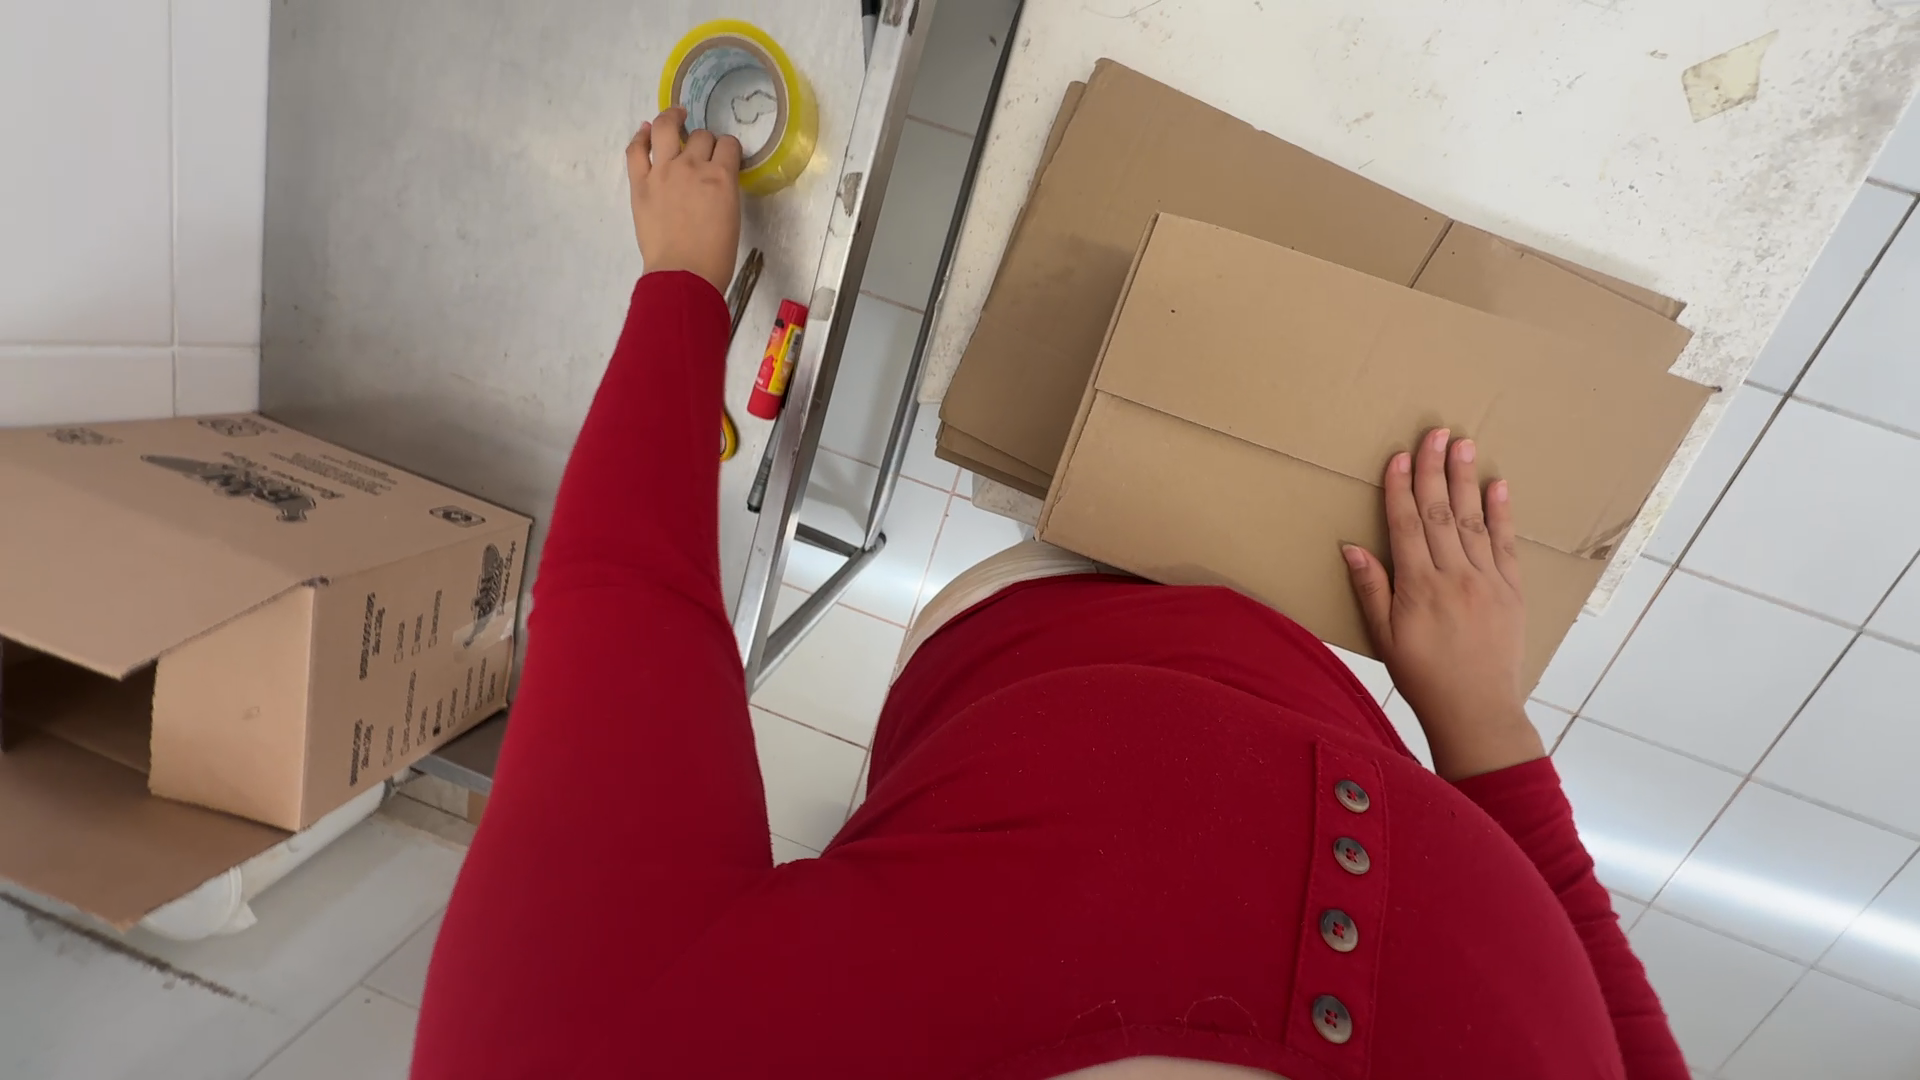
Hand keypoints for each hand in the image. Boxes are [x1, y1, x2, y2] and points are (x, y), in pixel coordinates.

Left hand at [626, 106, 742, 293]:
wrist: (684, 275)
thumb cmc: (716, 258)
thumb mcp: (732, 219)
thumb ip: (724, 193)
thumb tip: (716, 183)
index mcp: (722, 178)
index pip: (729, 146)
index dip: (730, 148)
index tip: (727, 156)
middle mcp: (693, 166)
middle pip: (701, 136)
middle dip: (706, 141)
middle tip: (705, 151)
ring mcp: (663, 171)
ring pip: (666, 128)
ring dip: (672, 119)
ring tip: (676, 117)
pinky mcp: (640, 182)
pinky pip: (636, 149)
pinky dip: (641, 136)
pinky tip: (646, 131)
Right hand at [1342, 428, 1539, 780]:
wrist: (1477, 709)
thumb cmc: (1421, 674)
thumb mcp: (1383, 635)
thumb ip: (1371, 588)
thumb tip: (1352, 548)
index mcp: (1419, 587)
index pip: (1407, 525)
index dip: (1400, 489)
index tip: (1399, 456)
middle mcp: (1455, 576)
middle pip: (1442, 513)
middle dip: (1435, 470)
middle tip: (1435, 433)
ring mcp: (1488, 581)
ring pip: (1474, 520)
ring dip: (1466, 480)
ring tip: (1463, 445)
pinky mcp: (1512, 590)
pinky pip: (1506, 544)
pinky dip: (1502, 513)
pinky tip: (1497, 485)